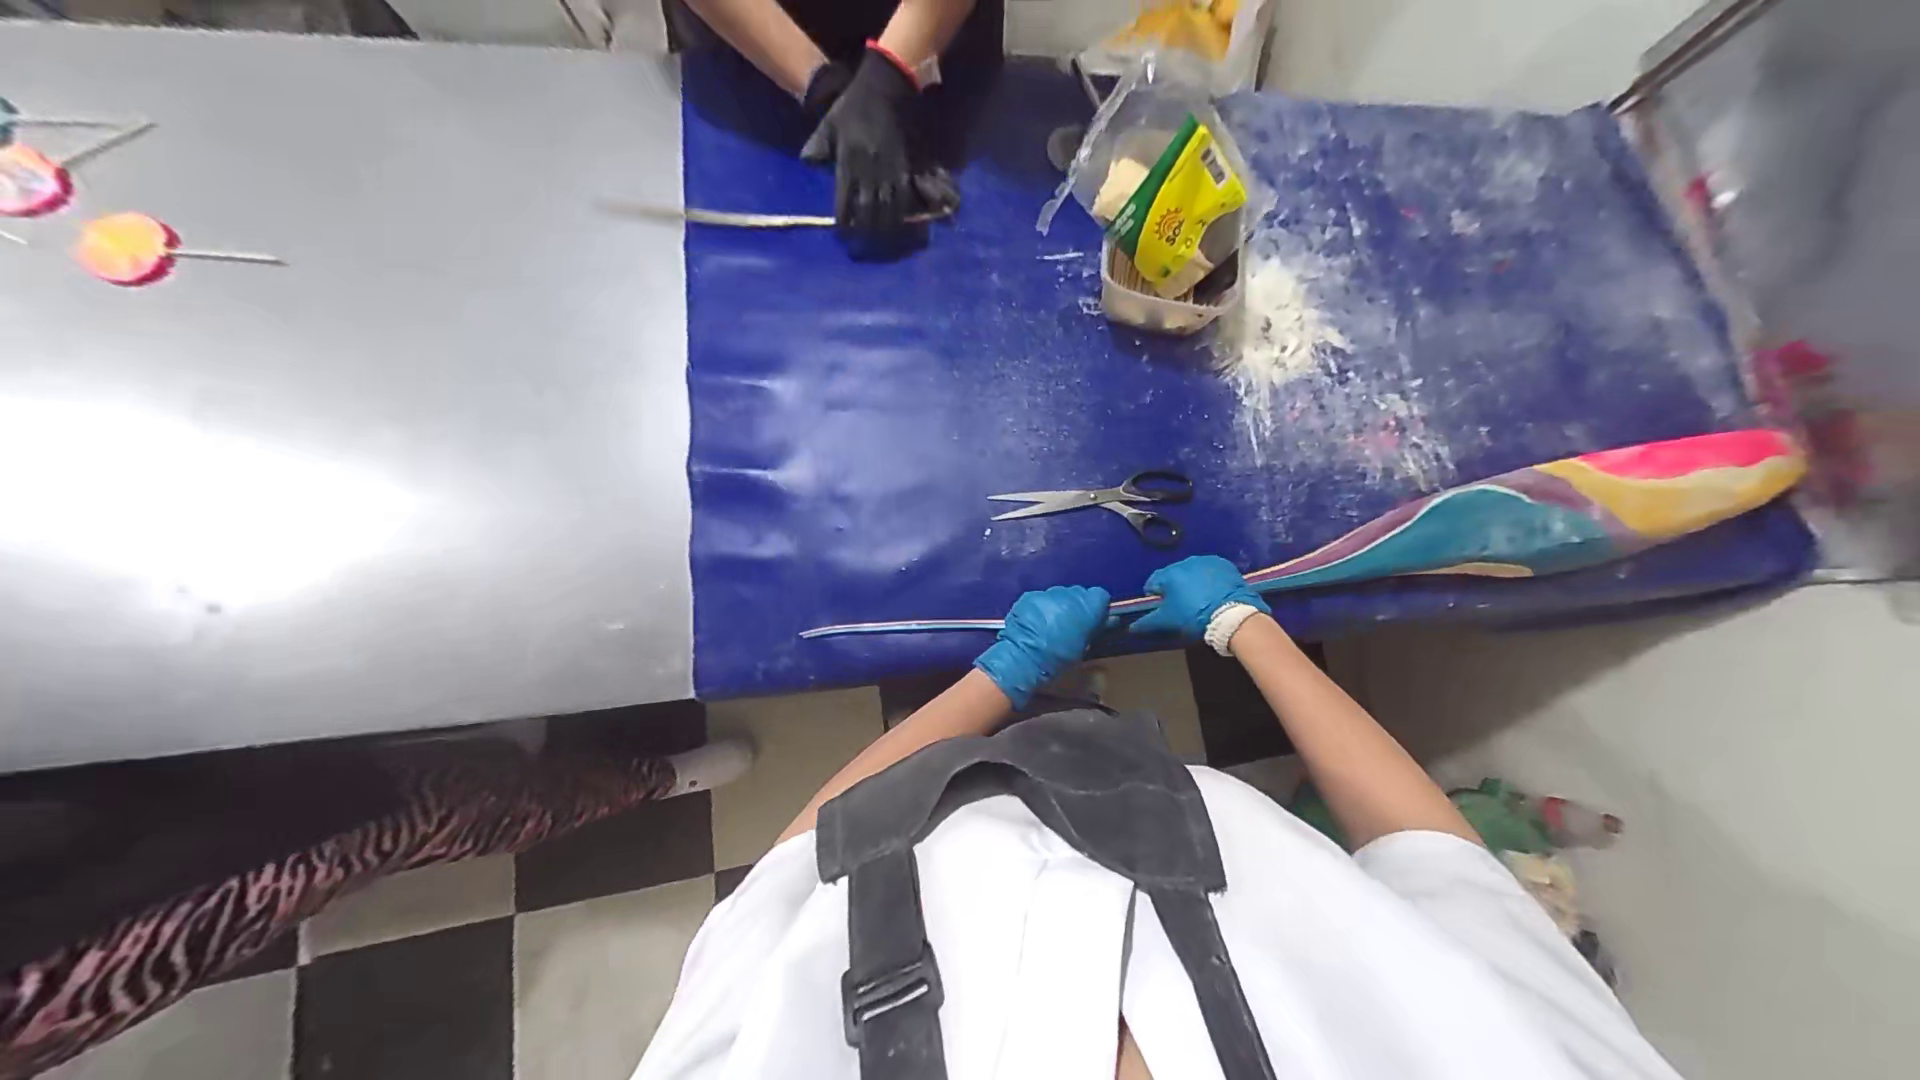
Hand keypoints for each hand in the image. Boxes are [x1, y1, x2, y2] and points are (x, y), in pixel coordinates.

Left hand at [800, 47, 959, 237]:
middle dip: (866, 235)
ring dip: (885, 232)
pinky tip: (902, 227)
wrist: (884, 88)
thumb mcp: (828, 125)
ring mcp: (889, 172)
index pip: (844, 205)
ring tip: (882, 246)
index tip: (843, 238)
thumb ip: (817, 148)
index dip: (844, 226)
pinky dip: (904, 216)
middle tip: (863, 249)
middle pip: (868, 214)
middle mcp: (869, 173)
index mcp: (847, 164)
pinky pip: (905, 199)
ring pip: (888, 211)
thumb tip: (808, 165)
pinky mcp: (905, 169)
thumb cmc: (853, 106)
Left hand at [974, 585, 1111, 707]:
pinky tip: (1037, 623)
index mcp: (1086, 606)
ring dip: (1059, 606)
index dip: (1097, 608)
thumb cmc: (1058, 659)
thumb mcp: (1085, 648)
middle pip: (1079, 593)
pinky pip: (1041, 599)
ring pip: (1059, 595)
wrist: (1022, 658)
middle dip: (1078, 606)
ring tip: (1052, 624)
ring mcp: (1046, 593)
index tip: (1094, 621)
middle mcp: (1068, 593)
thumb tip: (1109, 621)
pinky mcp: (1029, 596)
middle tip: (1072, 625)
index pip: (1100, 596)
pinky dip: (1042, 608)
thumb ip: (1097, 630)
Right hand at [1128, 555, 1269, 641]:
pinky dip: (1209, 581)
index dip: (1154, 597)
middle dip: (1174, 589)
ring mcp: (1207, 561)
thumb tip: (1131, 628)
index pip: (1153, 582)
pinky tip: (1214, 595)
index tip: (1161, 609)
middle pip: (1173, 576)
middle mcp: (1186, 562)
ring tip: (1199, 601)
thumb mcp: (1167, 622)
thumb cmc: (1194, 616)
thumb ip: (1147, 623)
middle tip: (1181, 607)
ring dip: (1192, 583)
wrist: (1233, 616)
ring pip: (1192, 572)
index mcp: (1169, 573)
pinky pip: (1211, 572)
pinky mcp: (1225, 565)